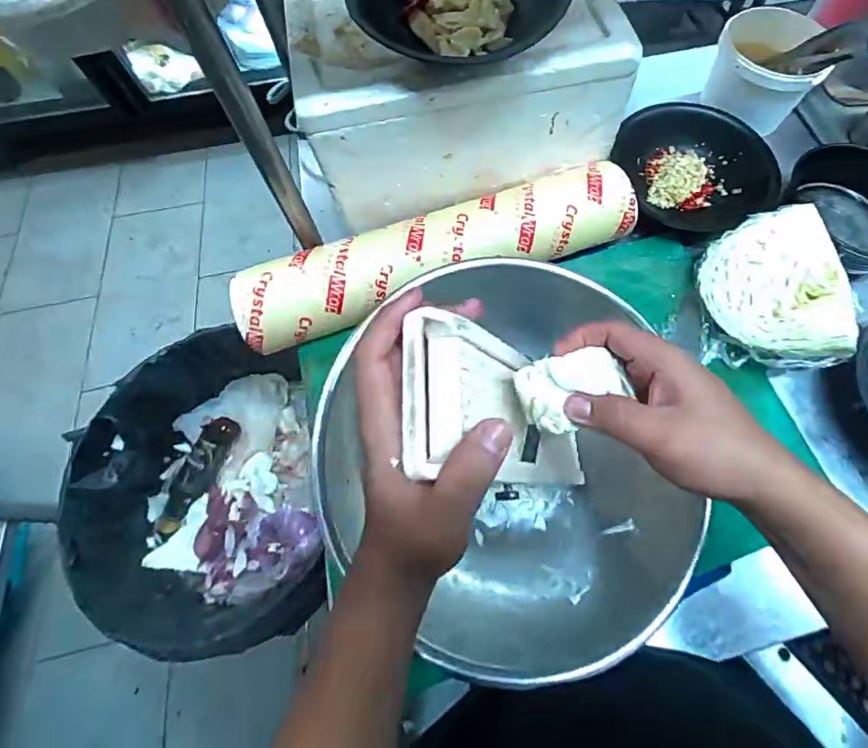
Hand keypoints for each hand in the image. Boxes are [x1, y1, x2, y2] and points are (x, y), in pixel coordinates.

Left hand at [352, 289, 510, 587]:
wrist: (402, 568)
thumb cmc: (414, 541)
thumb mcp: (442, 513)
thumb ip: (466, 474)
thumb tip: (496, 424)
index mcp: (382, 426)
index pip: (371, 361)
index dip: (388, 324)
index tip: (420, 299)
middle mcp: (388, 415)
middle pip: (393, 353)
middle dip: (421, 321)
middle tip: (467, 307)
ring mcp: (403, 422)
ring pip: (412, 366)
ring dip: (437, 338)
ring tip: (476, 322)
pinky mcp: (421, 432)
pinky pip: (430, 385)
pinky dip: (449, 365)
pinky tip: (478, 365)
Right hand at [554, 320, 801, 503]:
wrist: (763, 481)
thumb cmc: (712, 450)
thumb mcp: (656, 434)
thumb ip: (611, 415)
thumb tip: (567, 401)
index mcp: (663, 359)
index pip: (613, 332)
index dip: (580, 338)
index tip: (555, 361)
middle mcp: (665, 366)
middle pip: (614, 351)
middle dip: (582, 364)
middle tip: (556, 386)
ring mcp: (670, 387)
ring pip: (623, 375)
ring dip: (595, 385)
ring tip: (570, 404)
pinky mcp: (672, 408)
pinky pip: (633, 395)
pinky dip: (611, 402)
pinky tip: (600, 421)